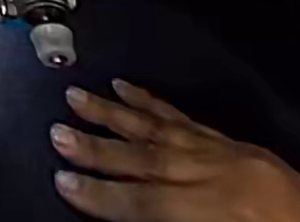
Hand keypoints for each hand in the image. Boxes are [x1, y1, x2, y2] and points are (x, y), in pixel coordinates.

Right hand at [50, 80, 299, 221]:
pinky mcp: (241, 148)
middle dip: (99, 145)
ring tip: (80, 97)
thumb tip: (136, 216)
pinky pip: (189, 122)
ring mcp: (233, 155)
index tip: (63, 179)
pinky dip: (155, 105)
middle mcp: (225, 175)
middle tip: (58, 129)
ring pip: (162, 129)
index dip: (102, 193)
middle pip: (148, 157)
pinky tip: (130, 90)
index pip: (147, 201)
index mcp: (226, 211)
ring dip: (116, 114)